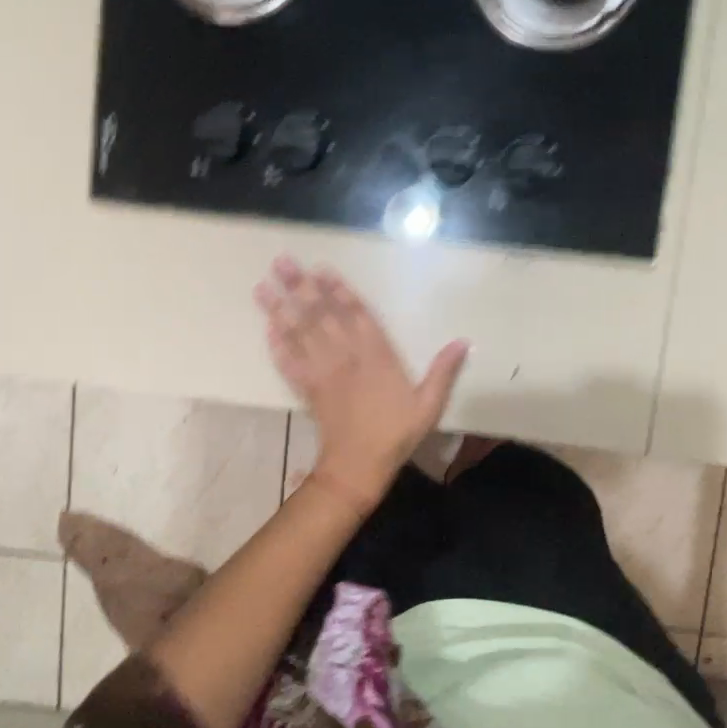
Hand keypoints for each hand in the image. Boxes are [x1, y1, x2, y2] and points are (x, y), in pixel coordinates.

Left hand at [255, 257, 468, 508]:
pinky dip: (277, 346)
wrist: (359, 466)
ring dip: (280, 309)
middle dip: (301, 288)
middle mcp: (346, 357)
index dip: (339, 291)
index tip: (322, 268)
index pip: (356, 315)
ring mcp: (323, 373)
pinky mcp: (307, 390)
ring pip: (299, 334)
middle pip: (321, 316)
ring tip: (263, 286)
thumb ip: (443, 372)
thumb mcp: (429, 405)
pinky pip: (288, 364)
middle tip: (281, 261)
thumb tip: (464, 341)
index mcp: (377, 357)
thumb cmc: (396, 434)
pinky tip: (266, 328)